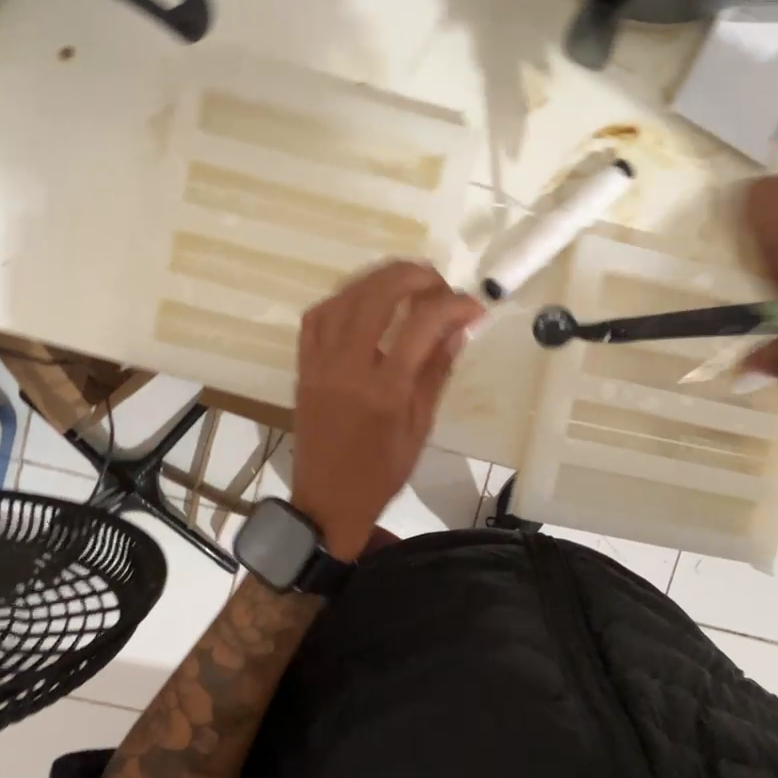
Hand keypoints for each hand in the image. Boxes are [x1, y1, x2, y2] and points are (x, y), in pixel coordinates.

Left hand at [291, 261, 484, 560]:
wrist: (327, 502)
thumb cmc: (381, 473)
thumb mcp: (419, 428)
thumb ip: (436, 373)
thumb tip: (459, 328)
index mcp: (385, 389)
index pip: (423, 325)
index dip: (454, 305)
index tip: (474, 306)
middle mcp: (348, 366)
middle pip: (378, 294)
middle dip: (414, 275)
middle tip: (439, 282)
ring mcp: (320, 363)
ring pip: (345, 297)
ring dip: (378, 279)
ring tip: (406, 281)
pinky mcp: (303, 367)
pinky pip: (316, 317)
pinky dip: (342, 299)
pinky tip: (363, 302)